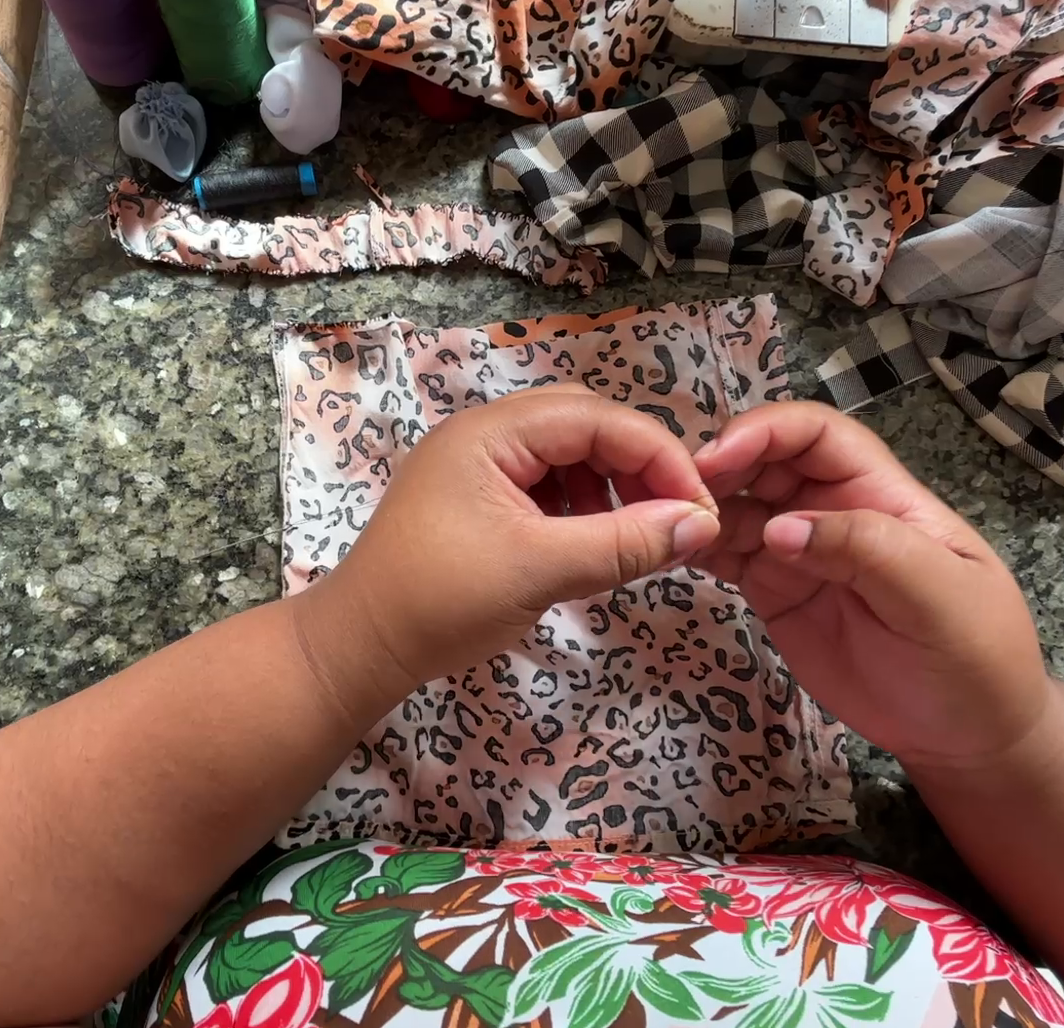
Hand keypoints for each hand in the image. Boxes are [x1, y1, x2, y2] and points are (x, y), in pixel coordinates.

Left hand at [294, 384, 723, 710]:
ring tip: (630, 535)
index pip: (595, 417)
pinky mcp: (477, 500)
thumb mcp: (538, 570)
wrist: (362, 645)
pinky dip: (577, 509)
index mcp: (490, 432)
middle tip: (669, 517)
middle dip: (633, 466)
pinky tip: (589, 543)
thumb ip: (622, 542)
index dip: (657, 455)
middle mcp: (484, 435)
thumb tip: (701, 524)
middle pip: (582, 425)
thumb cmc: (439, 601)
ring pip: (564, 456)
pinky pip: (543, 487)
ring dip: (607, 487)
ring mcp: (477, 466)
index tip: (700, 507)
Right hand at [688, 401, 1053, 770]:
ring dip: (695, 509)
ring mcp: (793, 549)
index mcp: (877, 494)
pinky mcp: (767, 585)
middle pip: (761, 462)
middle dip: (717, 468)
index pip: (815, 435)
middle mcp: (827, 509)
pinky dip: (690, 547)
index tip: (718, 459)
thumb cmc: (970, 656)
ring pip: (731, 506)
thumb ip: (864, 551)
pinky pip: (721, 553)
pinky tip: (664, 554)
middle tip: (673, 498)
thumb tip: (775, 529)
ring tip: (660, 529)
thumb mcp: (938, 598)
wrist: (958, 732)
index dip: (764, 431)